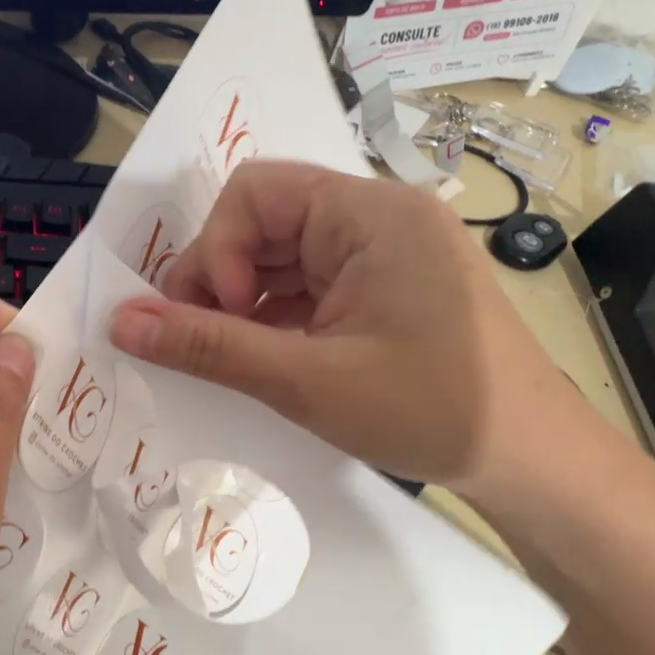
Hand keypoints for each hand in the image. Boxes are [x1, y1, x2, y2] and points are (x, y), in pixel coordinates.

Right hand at [108, 160, 582, 490]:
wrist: (536, 463)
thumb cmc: (431, 411)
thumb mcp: (306, 381)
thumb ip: (207, 346)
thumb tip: (119, 320)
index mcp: (371, 215)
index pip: (255, 190)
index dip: (218, 247)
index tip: (220, 315)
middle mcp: (377, 220)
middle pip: (261, 221)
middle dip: (219, 277)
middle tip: (207, 342)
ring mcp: (382, 256)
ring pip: (277, 257)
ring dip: (240, 302)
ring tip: (233, 357)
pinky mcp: (382, 290)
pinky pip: (303, 285)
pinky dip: (270, 317)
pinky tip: (265, 359)